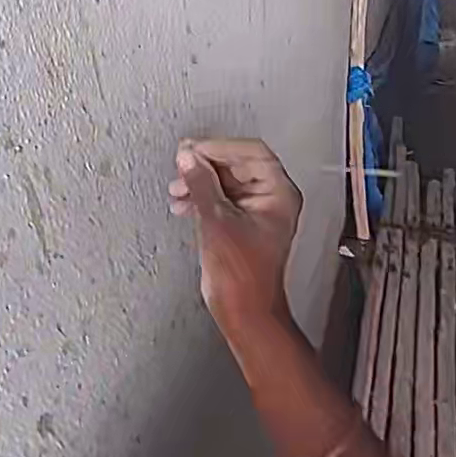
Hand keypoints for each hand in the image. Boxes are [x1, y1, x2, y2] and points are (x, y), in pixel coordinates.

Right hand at [168, 138, 303, 335]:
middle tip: (181, 164)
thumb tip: (188, 157)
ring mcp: (254, 212)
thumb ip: (201, 184)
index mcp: (278, 193)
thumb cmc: (242, 273)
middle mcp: (271, 199)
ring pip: (224, 182)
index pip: (252, 152)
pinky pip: (219, 199)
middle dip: (206, 165)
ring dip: (198, 181)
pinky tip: (182, 203)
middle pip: (237, 165)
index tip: (193, 150)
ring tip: (177, 188)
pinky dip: (200, 197)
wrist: (243, 309)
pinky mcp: (238, 224)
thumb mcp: (217, 220)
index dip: (220, 147)